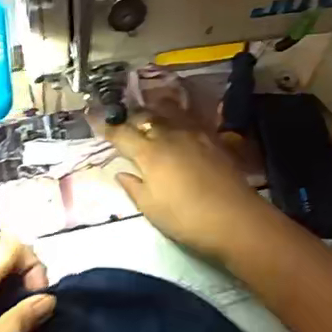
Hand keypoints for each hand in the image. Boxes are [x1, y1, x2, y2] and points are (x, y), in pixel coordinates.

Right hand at [94, 102, 290, 265]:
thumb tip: (122, 171)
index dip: (106, 127)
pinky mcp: (213, 139)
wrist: (236, 219)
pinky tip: (176, 124)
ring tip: (147, 114)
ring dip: (154, 111)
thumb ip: (134, 187)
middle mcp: (170, 135)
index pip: (121, 134)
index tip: (94, 119)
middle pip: (145, 117)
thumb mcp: (152, 209)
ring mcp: (194, 134)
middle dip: (130, 116)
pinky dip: (176, 118)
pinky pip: (189, 120)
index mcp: (149, 153)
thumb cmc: (187, 220)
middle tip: (122, 120)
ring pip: (168, 112)